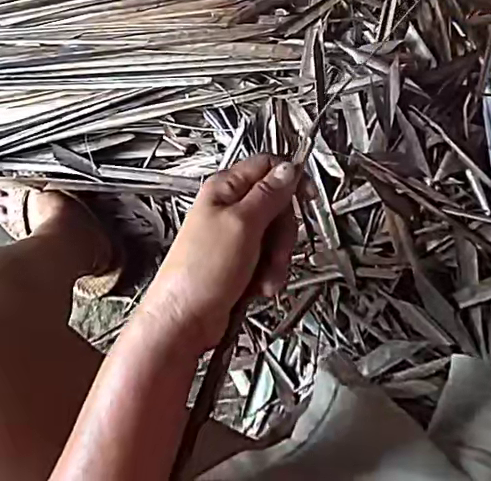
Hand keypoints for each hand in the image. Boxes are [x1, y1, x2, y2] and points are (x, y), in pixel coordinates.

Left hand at [136, 155, 298, 352]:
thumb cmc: (198, 272)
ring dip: (277, 258)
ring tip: (264, 274)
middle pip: (277, 204)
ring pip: (276, 235)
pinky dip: (269, 274)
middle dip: (283, 231)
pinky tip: (258, 286)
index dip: (291, 179)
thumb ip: (269, 195)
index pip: (268, 166)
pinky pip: (269, 260)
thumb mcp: (242, 225)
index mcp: (225, 187)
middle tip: (277, 248)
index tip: (307, 196)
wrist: (183, 323)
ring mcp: (234, 236)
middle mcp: (229, 208)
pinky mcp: (239, 262)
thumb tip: (289, 168)